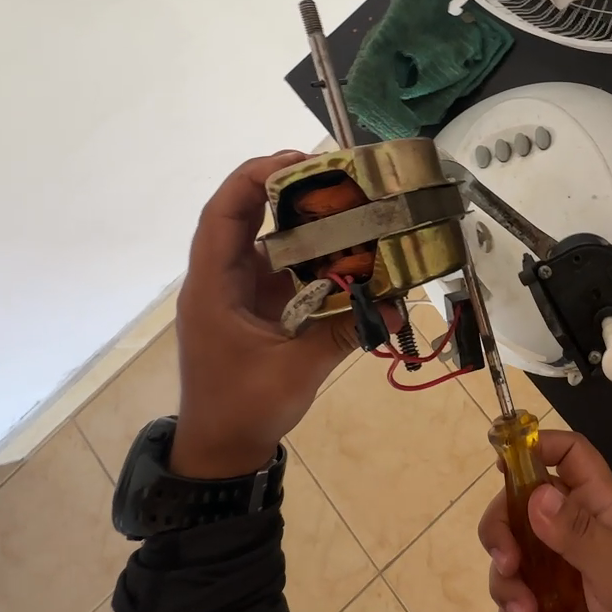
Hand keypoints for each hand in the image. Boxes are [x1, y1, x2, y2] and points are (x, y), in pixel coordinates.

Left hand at [168, 150, 399, 478]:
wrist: (221, 450)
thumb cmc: (243, 408)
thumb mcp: (297, 369)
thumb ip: (346, 332)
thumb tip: (397, 307)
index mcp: (214, 288)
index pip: (222, 216)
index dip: (252, 180)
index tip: (296, 161)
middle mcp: (223, 280)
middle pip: (245, 217)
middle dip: (287, 189)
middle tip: (337, 174)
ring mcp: (240, 293)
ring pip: (269, 240)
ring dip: (305, 219)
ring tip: (351, 203)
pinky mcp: (260, 306)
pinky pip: (286, 267)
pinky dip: (315, 254)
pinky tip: (349, 249)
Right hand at [478, 431, 611, 611]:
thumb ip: (578, 533)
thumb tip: (536, 495)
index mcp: (599, 500)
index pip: (569, 452)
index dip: (537, 445)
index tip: (500, 463)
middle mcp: (575, 520)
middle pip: (522, 501)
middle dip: (502, 532)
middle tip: (507, 565)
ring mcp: (560, 555)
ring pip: (513, 549)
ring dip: (508, 584)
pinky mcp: (552, 589)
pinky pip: (518, 588)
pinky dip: (516, 611)